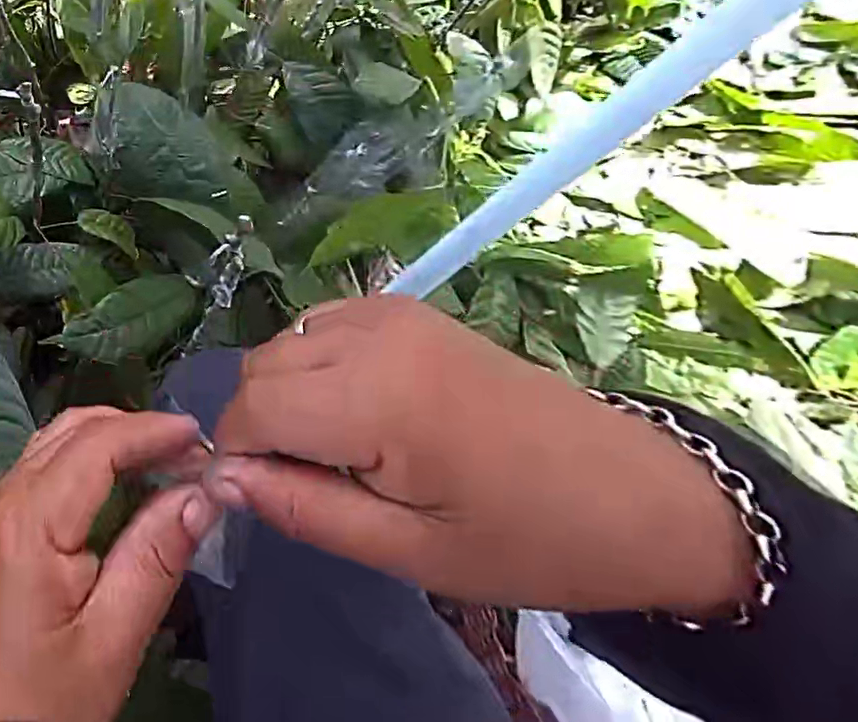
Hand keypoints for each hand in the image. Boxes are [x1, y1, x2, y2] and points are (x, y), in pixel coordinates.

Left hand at [0, 408, 216, 721]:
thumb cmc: (41, 698)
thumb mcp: (110, 640)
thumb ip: (155, 558)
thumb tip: (201, 494)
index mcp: (32, 515)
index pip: (98, 443)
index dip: (152, 431)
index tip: (202, 439)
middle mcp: (11, 491)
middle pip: (78, 427)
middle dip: (138, 428)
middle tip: (192, 454)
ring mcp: (4, 501)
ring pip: (64, 436)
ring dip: (117, 436)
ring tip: (169, 460)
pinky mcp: (8, 516)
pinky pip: (54, 459)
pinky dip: (97, 454)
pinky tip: (129, 479)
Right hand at [208, 295, 752, 615]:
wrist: (636, 489)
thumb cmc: (526, 537)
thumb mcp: (409, 552)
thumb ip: (302, 508)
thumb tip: (221, 478)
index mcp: (376, 399)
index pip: (251, 408)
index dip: (238, 453)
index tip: (264, 491)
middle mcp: (370, 335)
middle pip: (257, 369)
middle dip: (258, 424)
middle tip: (308, 476)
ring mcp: (384, 310)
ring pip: (279, 343)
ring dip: (282, 393)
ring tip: (336, 442)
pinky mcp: (397, 305)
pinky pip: (313, 325)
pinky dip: (308, 363)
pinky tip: (353, 401)